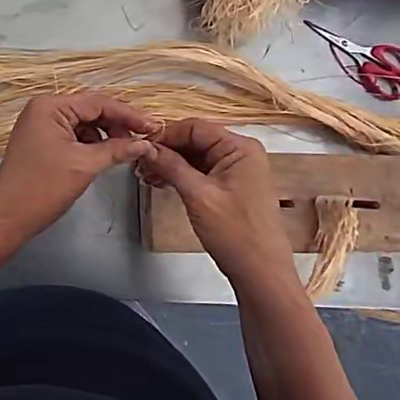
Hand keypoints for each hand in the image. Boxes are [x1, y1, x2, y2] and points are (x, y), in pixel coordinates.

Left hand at [0, 93, 157, 245]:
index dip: (129, 114)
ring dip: (105, 134)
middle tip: (145, 139)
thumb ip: (117, 149)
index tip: (155, 127)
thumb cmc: (43, 187)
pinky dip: (91, 143)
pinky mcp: (41, 140)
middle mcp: (43, 109)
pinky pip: (72, 134)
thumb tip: (145, 143)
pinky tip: (105, 155)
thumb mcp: (85, 164)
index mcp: (50, 106)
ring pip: (83, 122)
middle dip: (118, 124)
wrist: (7, 216)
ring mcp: (40, 124)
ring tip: (126, 150)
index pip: (98, 102)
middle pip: (90, 110)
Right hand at [138, 120, 298, 292]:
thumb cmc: (236, 232)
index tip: (140, 148)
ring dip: (168, 163)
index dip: (165, 135)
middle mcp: (240, 153)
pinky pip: (198, 170)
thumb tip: (145, 147)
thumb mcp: (198, 195)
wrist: (260, 272)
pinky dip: (178, 174)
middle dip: (165, 150)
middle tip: (139, 165)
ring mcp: (235, 169)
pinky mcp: (229, 185)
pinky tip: (160, 182)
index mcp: (240, 148)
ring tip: (146, 176)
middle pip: (193, 139)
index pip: (194, 127)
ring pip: (193, 155)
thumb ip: (171, 165)